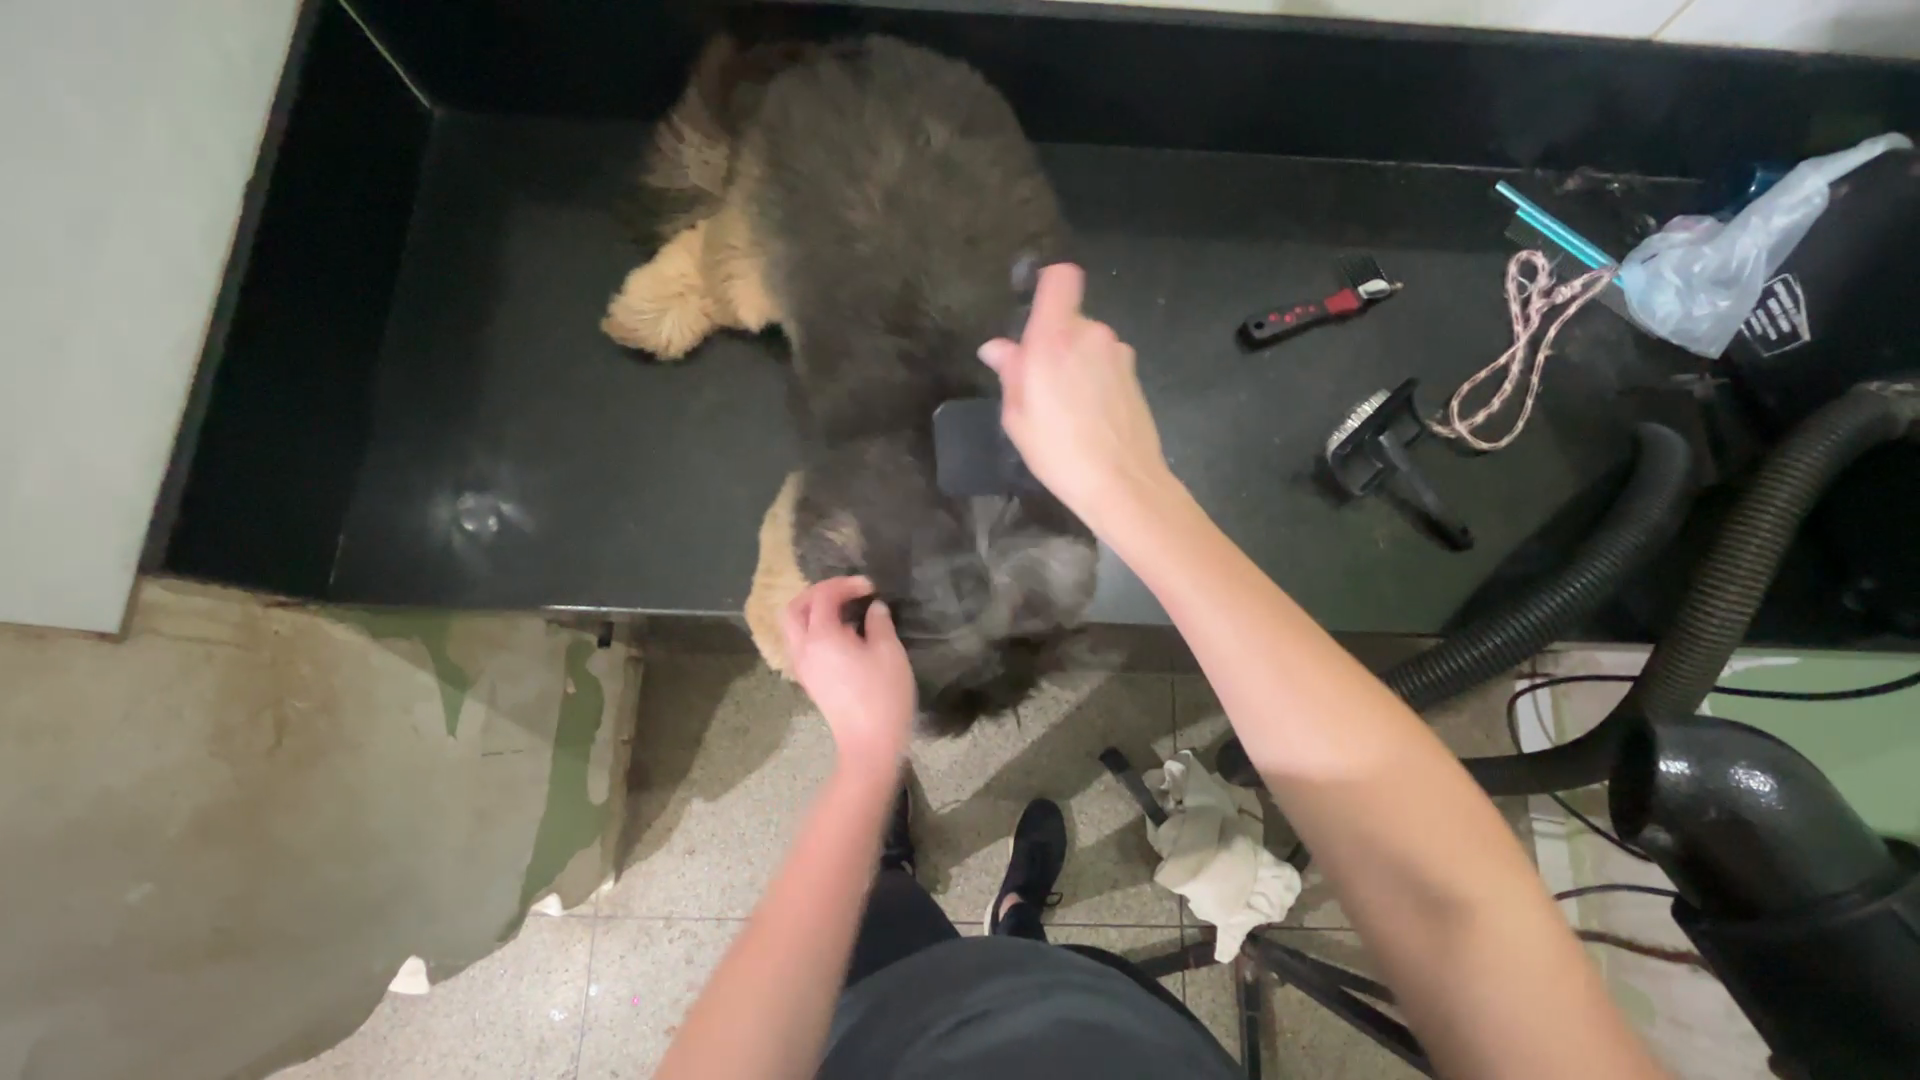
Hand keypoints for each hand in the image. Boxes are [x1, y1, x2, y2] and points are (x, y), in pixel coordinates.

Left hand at [782, 576, 915, 776]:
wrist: (870, 744)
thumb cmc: (883, 695)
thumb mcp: (889, 652)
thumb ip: (879, 623)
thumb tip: (873, 608)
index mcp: (821, 637)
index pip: (822, 596)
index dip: (845, 584)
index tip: (870, 587)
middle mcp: (803, 649)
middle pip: (794, 608)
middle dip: (817, 593)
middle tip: (846, 592)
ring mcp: (803, 667)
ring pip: (794, 628)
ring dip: (813, 612)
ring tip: (845, 612)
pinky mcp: (809, 680)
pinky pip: (802, 644)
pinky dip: (815, 630)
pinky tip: (844, 636)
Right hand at [978, 263, 1172, 527]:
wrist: (1120, 482)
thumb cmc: (1058, 450)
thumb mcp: (1017, 415)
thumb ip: (1010, 371)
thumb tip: (996, 347)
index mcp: (1055, 337)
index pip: (1060, 278)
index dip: (1047, 285)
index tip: (1035, 314)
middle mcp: (1091, 334)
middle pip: (1070, 319)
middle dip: (1054, 343)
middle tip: (1039, 387)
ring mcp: (1118, 353)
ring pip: (1088, 345)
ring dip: (1075, 365)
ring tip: (1066, 408)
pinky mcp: (1134, 375)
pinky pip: (1105, 365)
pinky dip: (1095, 381)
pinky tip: (1089, 417)